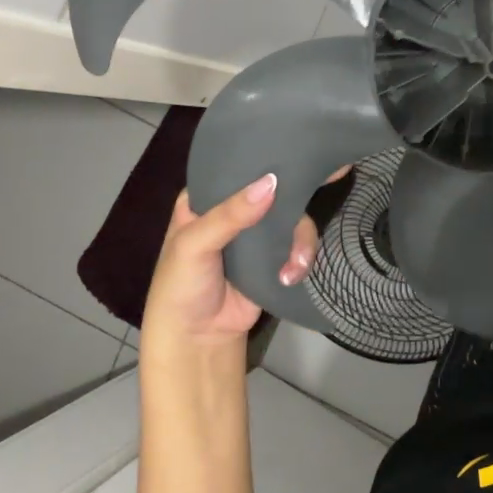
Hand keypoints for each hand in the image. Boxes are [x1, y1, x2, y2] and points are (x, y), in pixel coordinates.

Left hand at [143, 174, 320, 351]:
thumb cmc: (181, 284)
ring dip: (300, 242)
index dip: (265, 160)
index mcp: (206, 199)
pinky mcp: (273, 259)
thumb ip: (230, 214)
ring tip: (293, 267)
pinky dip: (300, 259)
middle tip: (311, 207)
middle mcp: (234, 212)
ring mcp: (256, 236)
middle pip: (275, 192)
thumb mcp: (195, 244)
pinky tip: (290, 276)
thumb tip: (272, 183)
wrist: (197, 338)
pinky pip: (297, 248)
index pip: (238, 168)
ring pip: (292, 222)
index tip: (296, 154)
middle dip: (294, 204)